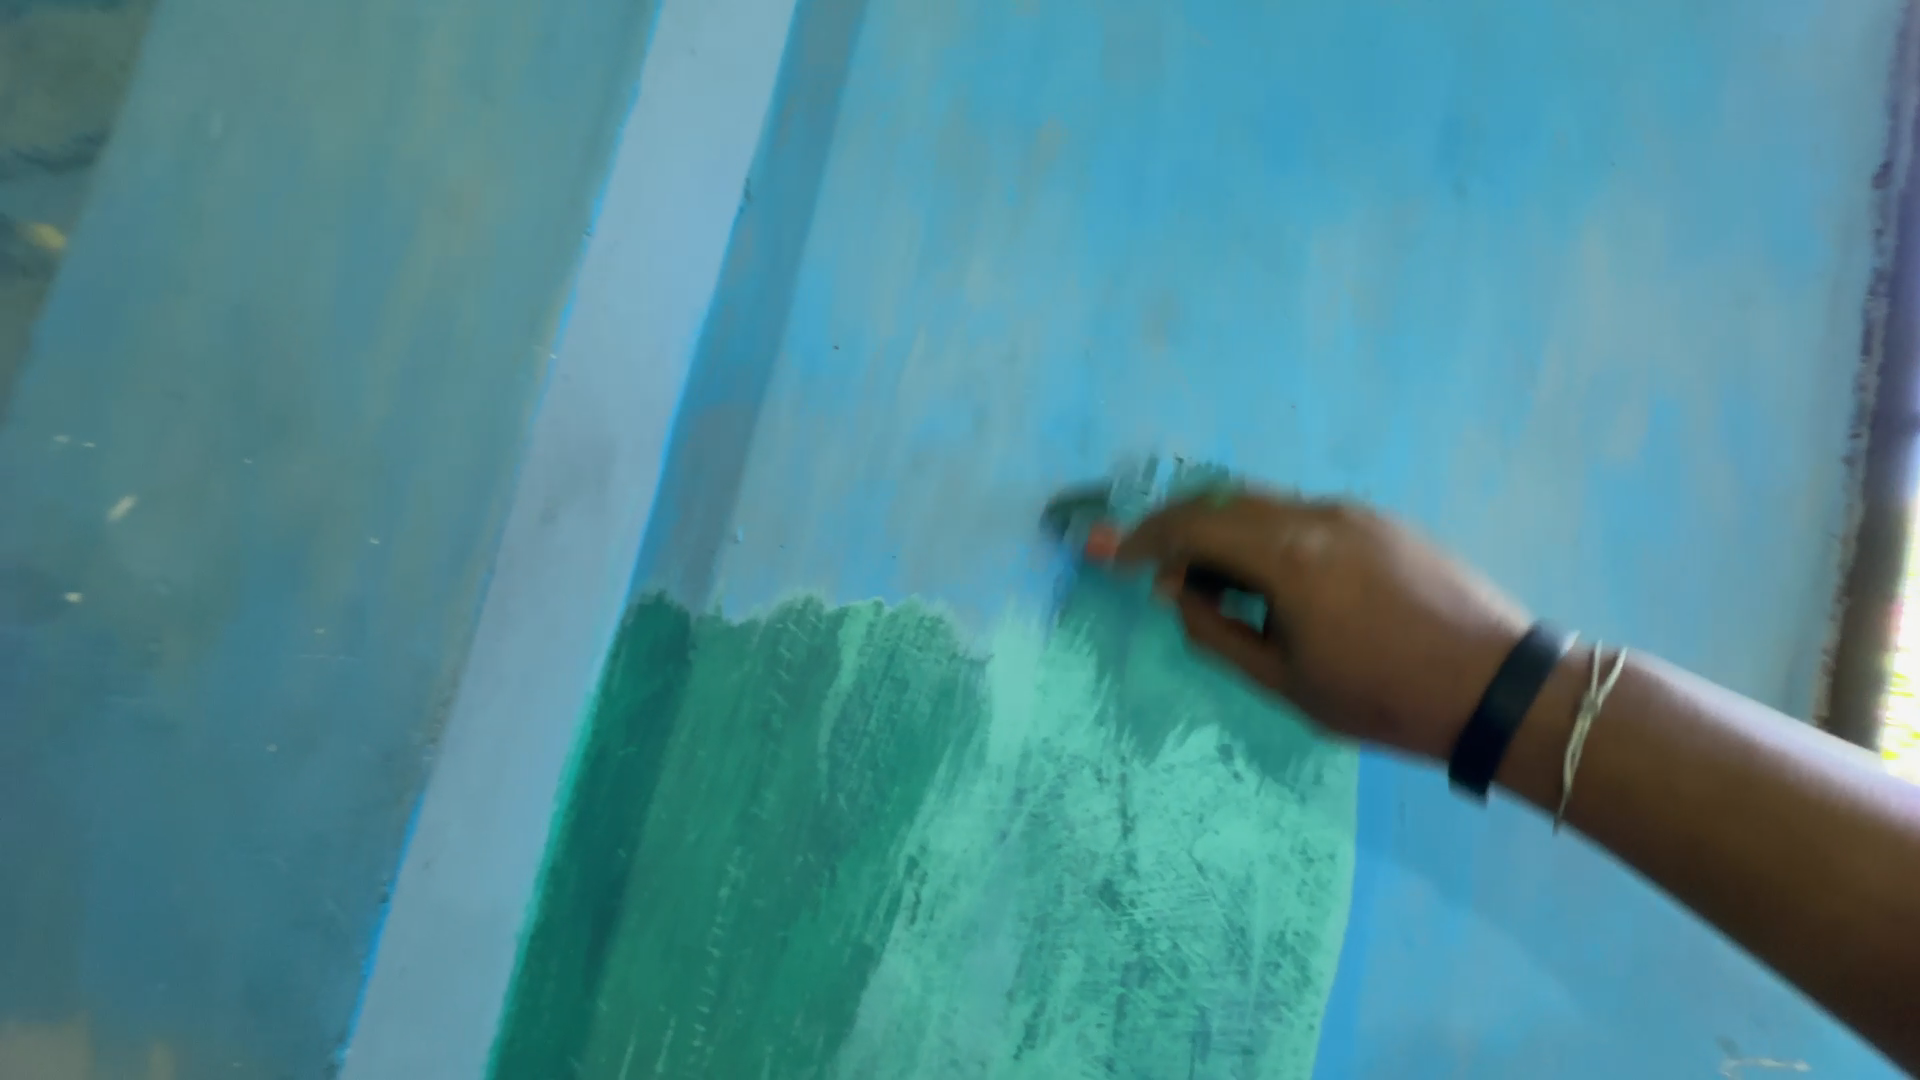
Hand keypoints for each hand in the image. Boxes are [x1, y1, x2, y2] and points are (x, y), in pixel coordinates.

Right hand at [1108, 492, 1530, 761]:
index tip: (1111, 554)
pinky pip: (1299, 513)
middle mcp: (1314, 517)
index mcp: (1287, 557)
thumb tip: (1175, 592)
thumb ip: (1216, 632)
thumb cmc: (1382, 698)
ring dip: (1221, 530)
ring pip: (1261, 503)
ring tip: (1213, 578)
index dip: (1142, 538)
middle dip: (1176, 527)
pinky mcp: (1377, 520)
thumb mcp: (1283, 682)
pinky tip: (1270, 575)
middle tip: (1154, 563)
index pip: (1191, 528)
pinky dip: (1262, 534)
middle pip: (1221, 502)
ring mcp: (1351, 512)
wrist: (1500, 689)